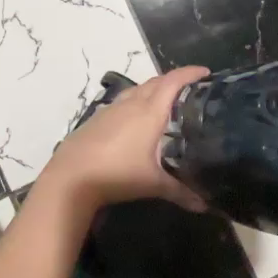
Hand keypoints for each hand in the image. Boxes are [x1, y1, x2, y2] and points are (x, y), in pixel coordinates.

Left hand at [37, 66, 211, 213]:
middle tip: (190, 88)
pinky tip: (136, 118)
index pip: (172, 82)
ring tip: (165, 101)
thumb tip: (205, 206)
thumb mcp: (153, 184)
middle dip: (173, 80)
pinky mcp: (97, 119)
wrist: (71, 176)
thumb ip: (181, 192)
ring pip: (136, 90)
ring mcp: (111, 110)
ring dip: (152, 89)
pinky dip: (135, 102)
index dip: (190, 73)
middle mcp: (131, 104)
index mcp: (149, 111)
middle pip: (155, 82)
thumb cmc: (118, 174)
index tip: (205, 71)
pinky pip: (122, 102)